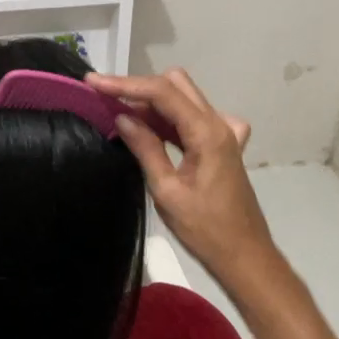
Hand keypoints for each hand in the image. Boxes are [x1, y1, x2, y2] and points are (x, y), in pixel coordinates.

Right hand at [87, 69, 276, 288]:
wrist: (245, 256)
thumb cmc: (205, 229)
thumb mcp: (167, 191)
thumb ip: (145, 148)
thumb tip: (121, 117)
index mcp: (207, 133)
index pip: (162, 92)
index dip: (125, 84)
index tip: (93, 83)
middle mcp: (219, 124)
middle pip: (175, 85)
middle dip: (138, 88)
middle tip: (108, 103)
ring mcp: (224, 132)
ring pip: (183, 98)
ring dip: (151, 103)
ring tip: (120, 117)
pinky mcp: (222, 144)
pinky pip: (192, 117)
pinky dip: (168, 117)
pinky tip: (153, 133)